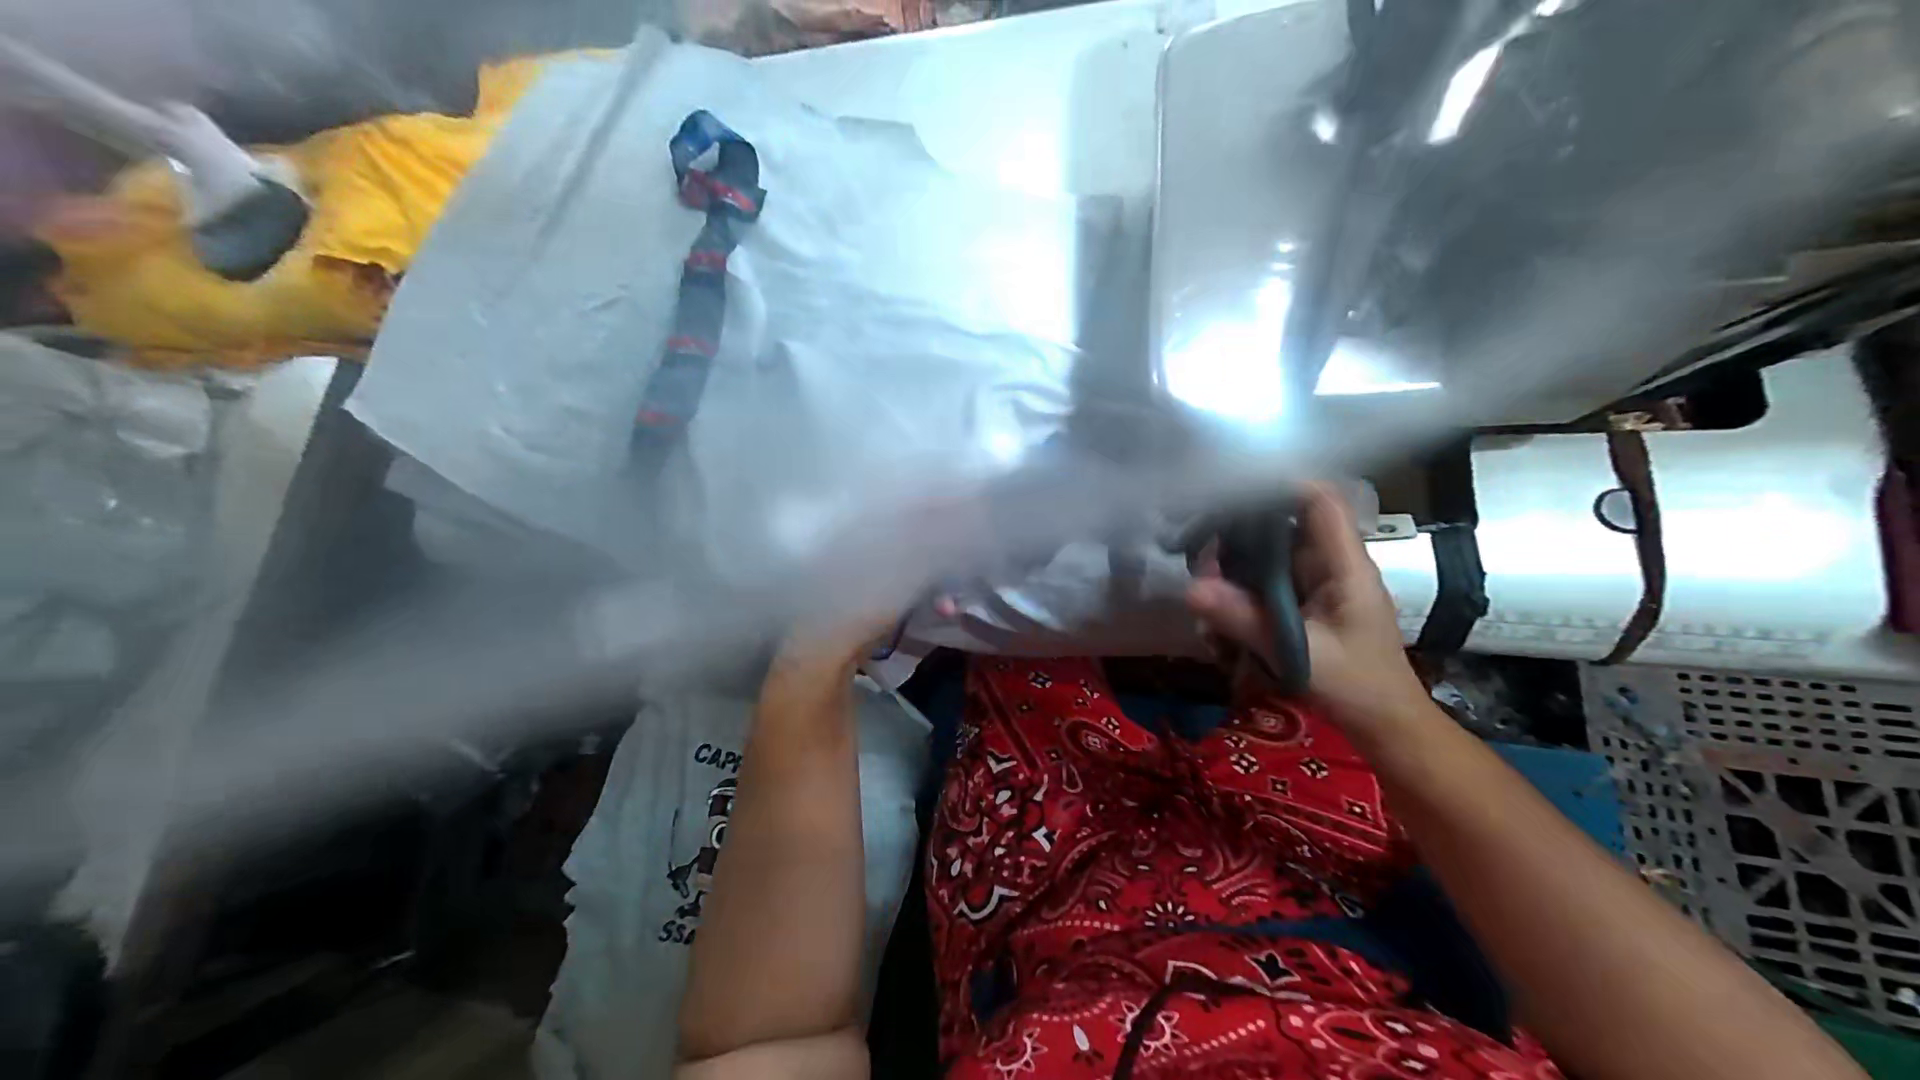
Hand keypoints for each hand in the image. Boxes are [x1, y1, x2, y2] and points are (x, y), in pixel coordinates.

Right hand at [1186, 483, 1432, 741]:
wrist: (1385, 726)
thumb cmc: (1358, 686)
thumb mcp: (1299, 652)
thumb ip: (1245, 619)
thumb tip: (1191, 589)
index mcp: (1344, 566)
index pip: (1321, 503)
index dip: (1281, 485)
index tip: (1230, 488)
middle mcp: (1328, 566)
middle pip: (1281, 526)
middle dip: (1238, 537)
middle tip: (1198, 558)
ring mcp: (1314, 585)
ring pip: (1266, 558)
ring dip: (1233, 573)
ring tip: (1203, 597)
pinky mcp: (1302, 605)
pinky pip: (1264, 586)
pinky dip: (1239, 597)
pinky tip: (1219, 623)